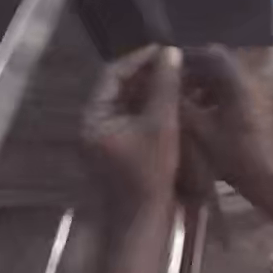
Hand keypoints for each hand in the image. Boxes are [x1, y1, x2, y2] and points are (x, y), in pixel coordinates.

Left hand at [82, 46, 181, 212]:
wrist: (144, 223)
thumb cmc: (150, 174)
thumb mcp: (161, 124)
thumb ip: (165, 86)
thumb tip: (171, 52)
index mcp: (93, 117)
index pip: (112, 74)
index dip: (139, 58)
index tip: (165, 50)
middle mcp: (94, 124)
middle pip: (119, 87)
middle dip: (147, 74)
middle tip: (175, 63)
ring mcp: (106, 139)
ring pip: (129, 103)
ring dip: (152, 90)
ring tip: (179, 79)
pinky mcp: (121, 150)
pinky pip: (135, 118)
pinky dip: (153, 107)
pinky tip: (175, 103)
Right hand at [179, 45, 272, 192]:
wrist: (272, 177)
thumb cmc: (236, 153)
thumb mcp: (200, 130)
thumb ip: (181, 104)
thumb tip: (165, 87)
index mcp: (241, 78)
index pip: (212, 53)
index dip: (188, 57)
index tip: (169, 66)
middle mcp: (257, 77)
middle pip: (223, 65)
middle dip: (197, 73)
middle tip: (175, 85)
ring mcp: (267, 89)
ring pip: (233, 78)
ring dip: (210, 85)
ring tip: (188, 101)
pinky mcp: (270, 103)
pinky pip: (244, 90)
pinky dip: (224, 95)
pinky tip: (208, 112)